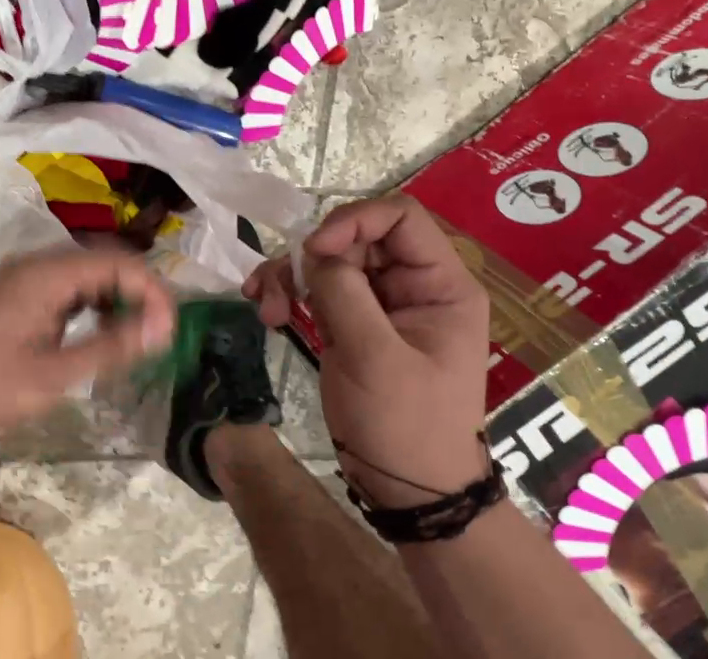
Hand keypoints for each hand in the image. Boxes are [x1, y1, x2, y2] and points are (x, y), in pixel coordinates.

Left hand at [0, 248, 175, 432]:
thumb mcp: (57, 374)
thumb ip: (112, 346)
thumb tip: (163, 329)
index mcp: (44, 275)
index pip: (115, 261)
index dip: (150, 289)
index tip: (170, 326)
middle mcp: (34, 263)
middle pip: (101, 261)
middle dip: (136, 291)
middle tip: (158, 332)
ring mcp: (23, 276)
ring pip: (84, 272)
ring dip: (114, 297)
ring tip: (135, 335)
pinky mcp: (17, 292)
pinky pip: (65, 285)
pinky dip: (90, 302)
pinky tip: (100, 330)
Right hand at [244, 194, 489, 506]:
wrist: (407, 490)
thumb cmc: (404, 424)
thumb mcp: (375, 356)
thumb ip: (344, 292)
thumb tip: (313, 250)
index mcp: (441, 286)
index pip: (400, 218)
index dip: (354, 221)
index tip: (315, 250)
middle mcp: (413, 285)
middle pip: (355, 238)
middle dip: (310, 257)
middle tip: (275, 292)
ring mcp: (381, 304)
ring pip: (328, 260)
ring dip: (290, 276)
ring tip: (265, 309)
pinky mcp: (353, 322)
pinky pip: (317, 288)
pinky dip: (289, 293)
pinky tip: (267, 312)